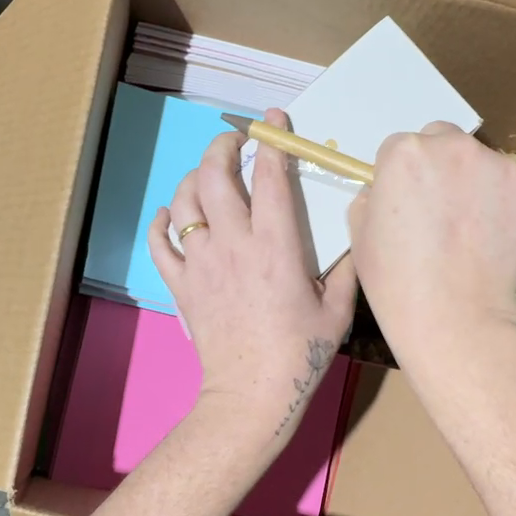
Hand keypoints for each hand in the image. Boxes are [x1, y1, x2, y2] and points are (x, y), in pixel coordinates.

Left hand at [148, 108, 357, 441]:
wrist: (252, 394)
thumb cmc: (299, 354)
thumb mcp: (337, 310)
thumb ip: (348, 267)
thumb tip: (357, 235)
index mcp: (276, 246)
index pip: (270, 177)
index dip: (272, 141)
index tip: (272, 121)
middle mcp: (233, 245)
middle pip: (215, 178)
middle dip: (222, 148)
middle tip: (234, 142)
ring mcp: (201, 264)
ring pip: (184, 203)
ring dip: (193, 179)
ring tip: (206, 174)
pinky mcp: (181, 286)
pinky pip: (159, 245)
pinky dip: (160, 224)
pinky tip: (168, 215)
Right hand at [347, 123, 515, 366]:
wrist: (454, 318)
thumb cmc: (394, 281)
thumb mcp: (359, 234)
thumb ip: (373, 196)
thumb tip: (389, 191)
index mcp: (404, 152)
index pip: (399, 148)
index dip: (399, 177)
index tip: (403, 205)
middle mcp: (454, 147)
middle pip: (444, 142)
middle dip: (439, 167)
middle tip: (437, 211)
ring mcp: (500, 166)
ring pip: (481, 164)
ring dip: (473, 184)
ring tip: (466, 231)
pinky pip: (512, 189)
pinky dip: (504, 207)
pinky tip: (491, 241)